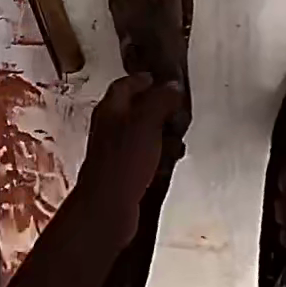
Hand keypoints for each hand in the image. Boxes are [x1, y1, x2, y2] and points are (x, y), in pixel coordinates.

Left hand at [75, 73, 187, 243]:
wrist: (108, 207)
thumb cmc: (125, 159)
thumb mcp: (147, 121)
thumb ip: (161, 99)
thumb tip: (173, 85)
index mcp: (111, 108)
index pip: (125, 84)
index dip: (143, 79)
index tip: (162, 79)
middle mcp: (110, 127)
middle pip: (135, 109)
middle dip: (158, 109)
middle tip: (177, 111)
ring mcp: (115, 151)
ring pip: (142, 134)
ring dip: (161, 135)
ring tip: (177, 140)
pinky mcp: (123, 173)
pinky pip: (144, 158)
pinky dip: (158, 157)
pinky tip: (168, 164)